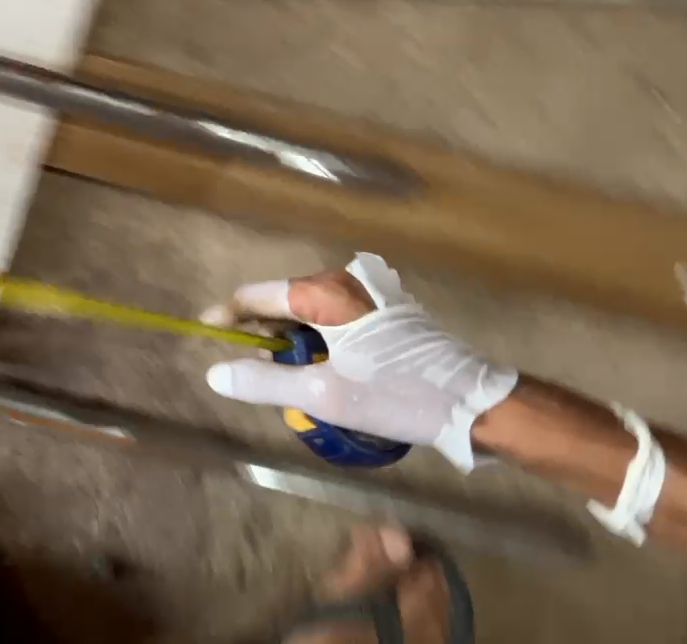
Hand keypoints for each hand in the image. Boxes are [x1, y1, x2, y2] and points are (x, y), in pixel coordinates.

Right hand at [200, 253, 516, 471]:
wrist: (480, 405)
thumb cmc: (398, 396)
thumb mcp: (322, 396)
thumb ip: (263, 381)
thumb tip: (214, 374)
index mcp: (323, 293)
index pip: (255, 296)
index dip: (227, 316)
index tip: (206, 334)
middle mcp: (342, 282)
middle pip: (281, 301)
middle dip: (260, 333)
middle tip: (252, 367)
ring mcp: (368, 293)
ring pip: (307, 311)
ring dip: (290, 339)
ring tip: (286, 375)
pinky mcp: (386, 310)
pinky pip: (332, 317)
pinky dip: (316, 339)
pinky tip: (321, 369)